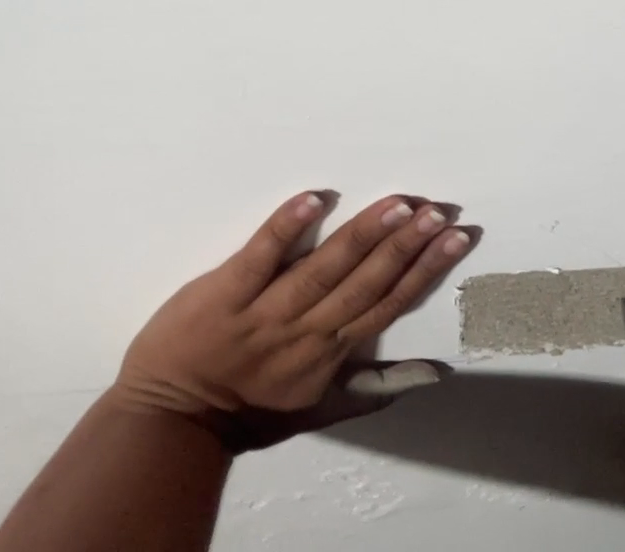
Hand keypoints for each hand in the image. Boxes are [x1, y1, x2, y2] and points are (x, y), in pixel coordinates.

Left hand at [110, 192, 473, 450]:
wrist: (166, 425)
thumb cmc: (247, 414)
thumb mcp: (317, 411)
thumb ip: (372, 390)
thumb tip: (432, 375)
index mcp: (330, 354)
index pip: (389, 303)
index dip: (426, 269)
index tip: (457, 238)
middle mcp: (306, 331)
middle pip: (366, 282)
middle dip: (407, 246)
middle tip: (439, 213)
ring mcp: (264, 312)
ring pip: (324, 269)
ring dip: (364, 235)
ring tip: (399, 205)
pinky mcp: (223, 294)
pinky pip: (259, 258)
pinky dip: (286, 230)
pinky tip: (316, 200)